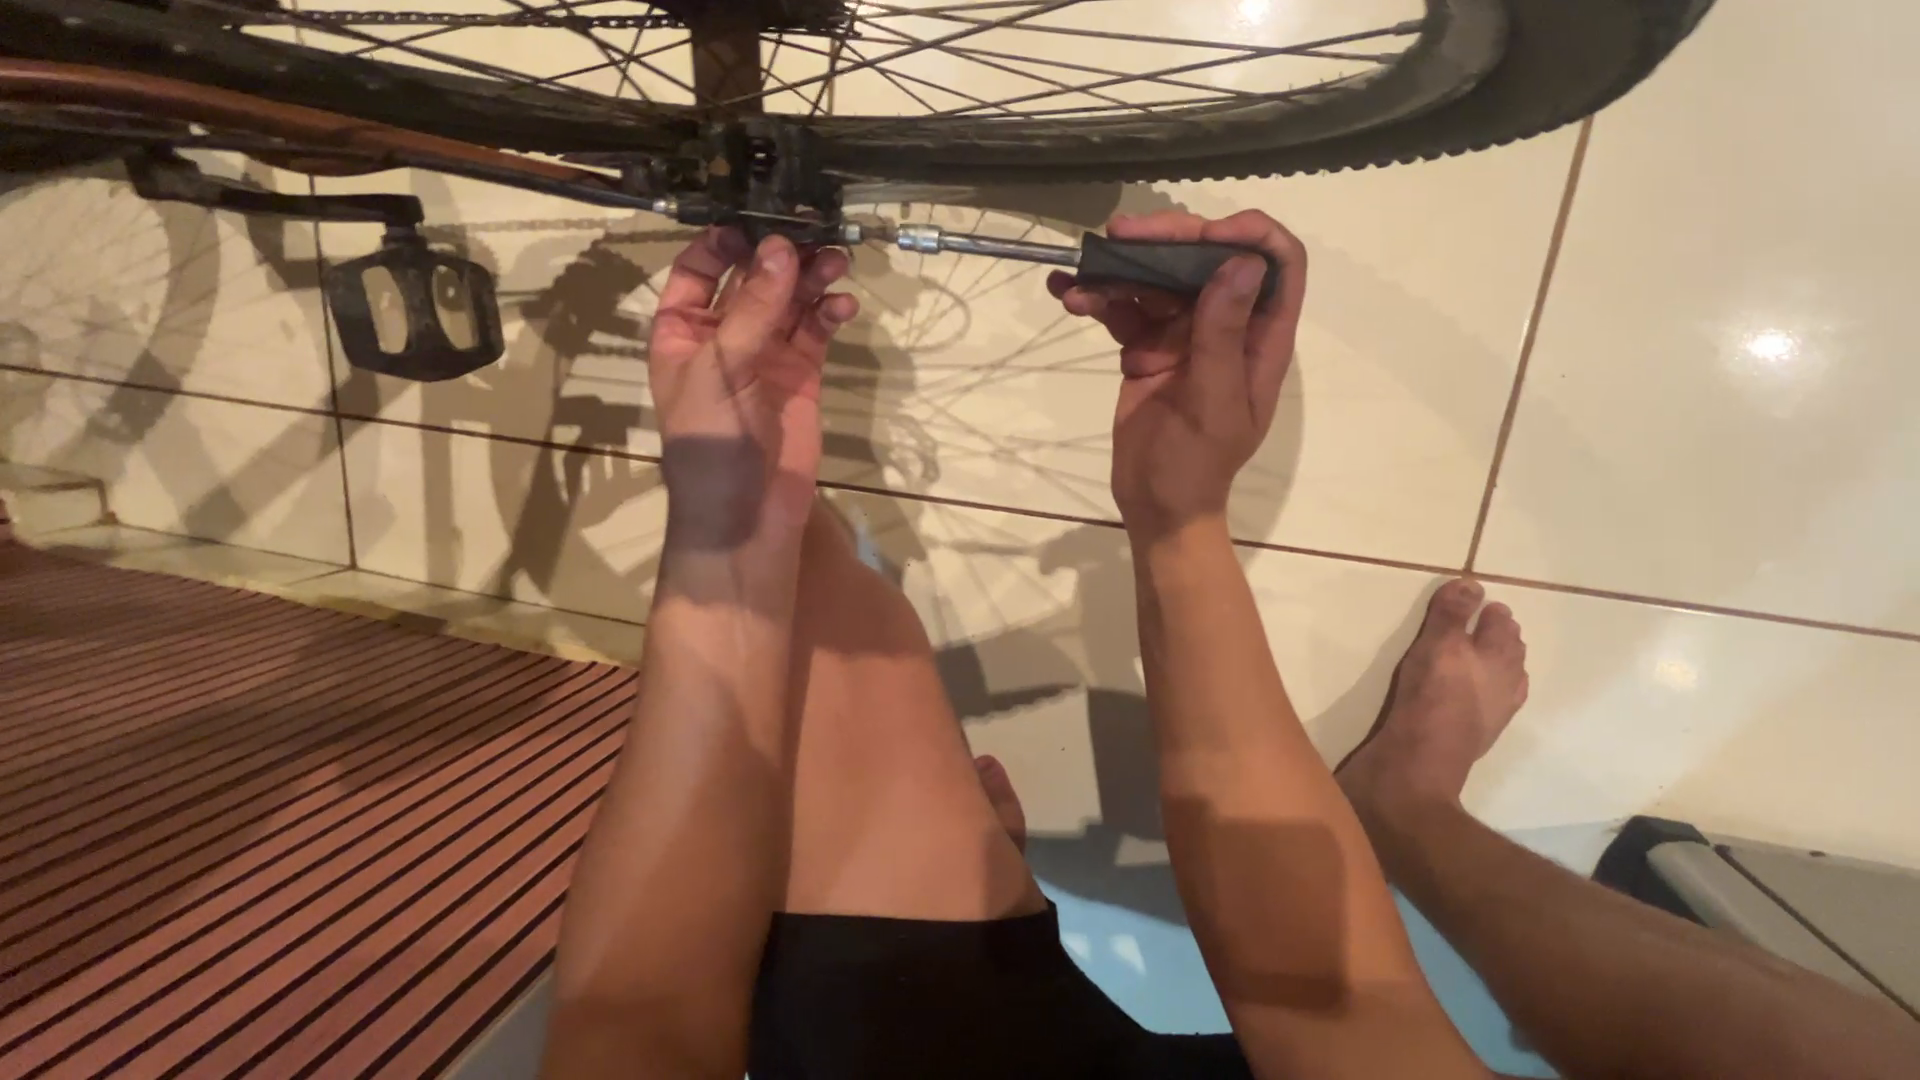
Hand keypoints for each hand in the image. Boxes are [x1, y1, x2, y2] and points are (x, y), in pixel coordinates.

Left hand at [649, 228, 858, 551]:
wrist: (747, 514)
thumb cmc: (712, 443)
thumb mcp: (720, 371)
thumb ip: (751, 310)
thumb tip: (780, 249)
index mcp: (683, 330)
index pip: (698, 269)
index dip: (725, 243)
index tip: (760, 222)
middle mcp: (725, 335)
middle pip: (754, 279)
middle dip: (782, 257)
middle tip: (814, 237)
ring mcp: (766, 355)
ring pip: (791, 302)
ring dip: (812, 280)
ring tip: (837, 264)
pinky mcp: (802, 375)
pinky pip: (816, 333)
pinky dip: (830, 315)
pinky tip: (844, 306)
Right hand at [1048, 210, 1306, 540]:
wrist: (1156, 506)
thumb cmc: (1195, 465)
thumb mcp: (1213, 403)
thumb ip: (1223, 336)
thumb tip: (1241, 263)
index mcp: (1259, 338)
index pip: (1276, 265)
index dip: (1249, 235)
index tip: (1204, 231)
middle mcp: (1225, 326)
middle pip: (1206, 260)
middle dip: (1166, 241)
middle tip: (1119, 234)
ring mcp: (1183, 336)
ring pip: (1157, 282)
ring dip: (1118, 273)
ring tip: (1079, 275)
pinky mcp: (1145, 349)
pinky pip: (1124, 312)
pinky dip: (1097, 300)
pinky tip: (1067, 295)